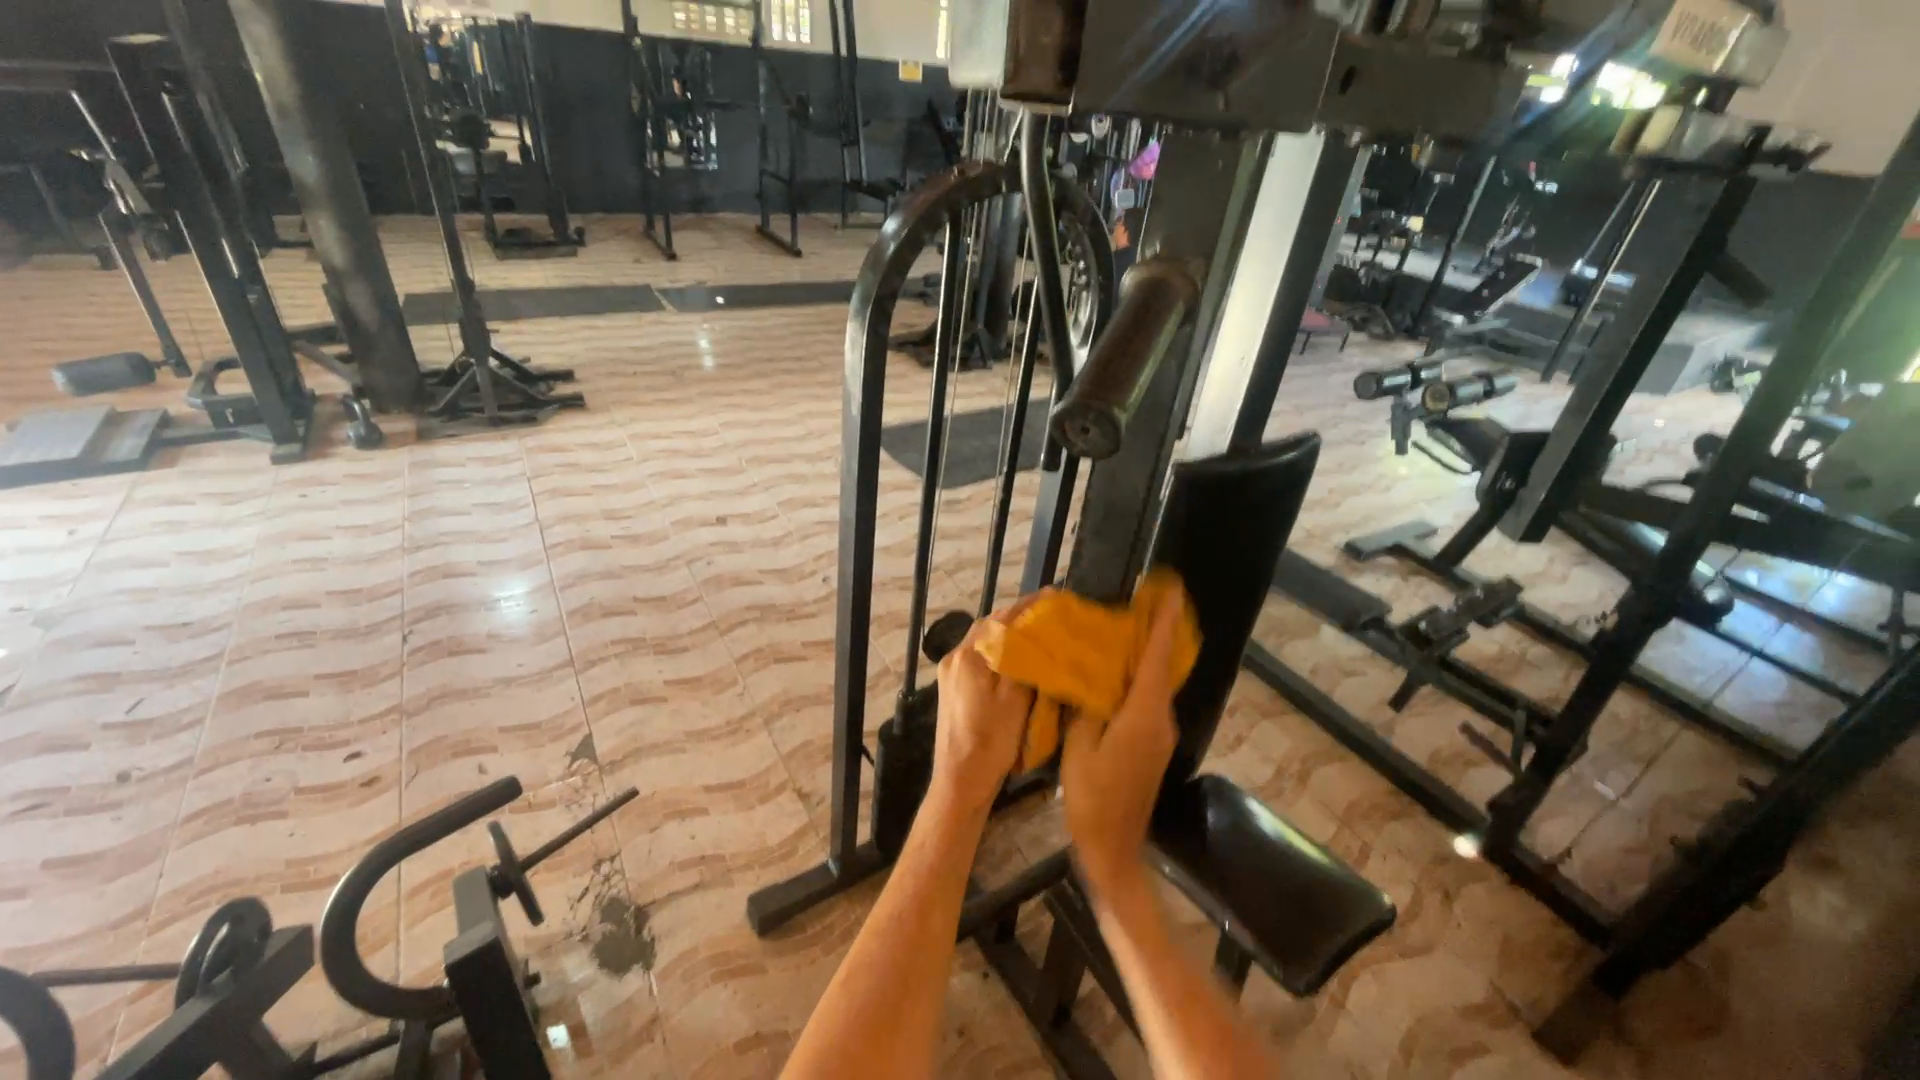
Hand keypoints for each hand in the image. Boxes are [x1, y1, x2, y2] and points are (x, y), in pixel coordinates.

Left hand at [931, 602, 1037, 813]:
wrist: (960, 781)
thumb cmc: (991, 742)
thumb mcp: (1015, 700)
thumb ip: (1023, 660)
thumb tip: (1036, 631)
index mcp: (969, 657)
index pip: (1002, 619)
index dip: (1029, 606)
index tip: (1054, 596)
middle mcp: (955, 658)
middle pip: (990, 626)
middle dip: (1018, 616)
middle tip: (1049, 613)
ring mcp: (950, 673)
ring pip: (983, 641)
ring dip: (1008, 633)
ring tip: (1037, 631)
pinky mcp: (952, 688)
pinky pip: (978, 657)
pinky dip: (998, 651)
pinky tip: (1016, 658)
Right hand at [1061, 590, 1181, 894]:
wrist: (1113, 848)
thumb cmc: (1091, 799)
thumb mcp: (1077, 748)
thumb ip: (1085, 706)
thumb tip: (1088, 676)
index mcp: (1143, 715)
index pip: (1157, 658)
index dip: (1163, 623)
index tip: (1169, 591)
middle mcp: (1160, 719)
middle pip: (1159, 666)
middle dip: (1153, 632)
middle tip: (1137, 601)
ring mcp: (1160, 733)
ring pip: (1153, 683)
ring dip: (1142, 656)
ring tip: (1119, 628)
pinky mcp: (1153, 745)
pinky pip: (1146, 700)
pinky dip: (1135, 679)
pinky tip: (1112, 672)